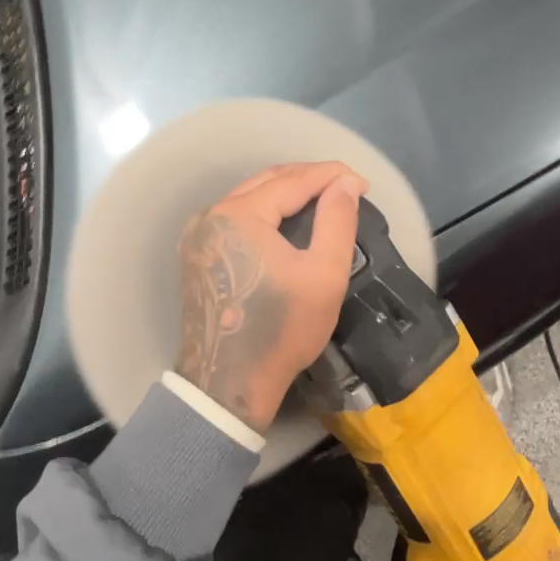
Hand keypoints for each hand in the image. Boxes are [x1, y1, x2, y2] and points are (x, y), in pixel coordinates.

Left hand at [174, 161, 368, 432]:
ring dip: (286, 194)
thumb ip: (337, 220)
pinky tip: (287, 223)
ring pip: (250, 199)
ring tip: (322, 201)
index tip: (362, 183)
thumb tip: (346, 182)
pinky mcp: (197, 257)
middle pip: (268, 182)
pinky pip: (236, 219)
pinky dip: (266, 214)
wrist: (228, 384)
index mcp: (238, 214)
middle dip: (309, 179)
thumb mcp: (324, 274)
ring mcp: (199, 237)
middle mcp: (211, 216)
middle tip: (345, 188)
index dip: (331, 176)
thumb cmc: (281, 329)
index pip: (293, 180)